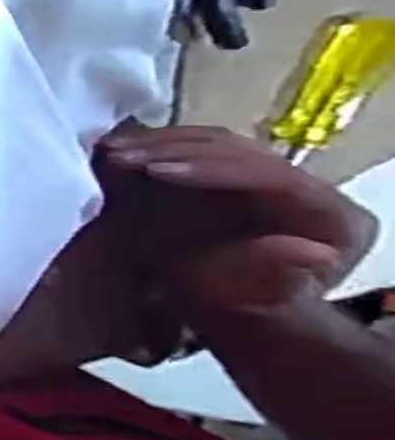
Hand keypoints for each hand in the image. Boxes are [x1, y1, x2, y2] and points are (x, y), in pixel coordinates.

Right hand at [101, 124, 378, 311]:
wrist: (219, 296)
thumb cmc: (236, 298)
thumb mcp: (257, 294)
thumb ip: (278, 273)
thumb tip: (308, 251)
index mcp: (327, 217)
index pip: (271, 176)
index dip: (211, 169)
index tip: (154, 171)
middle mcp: (303, 186)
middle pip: (239, 151)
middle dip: (174, 151)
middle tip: (119, 157)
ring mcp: (262, 172)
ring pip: (214, 141)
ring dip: (157, 142)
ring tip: (111, 150)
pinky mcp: (228, 168)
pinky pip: (193, 144)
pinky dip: (152, 143)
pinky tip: (116, 146)